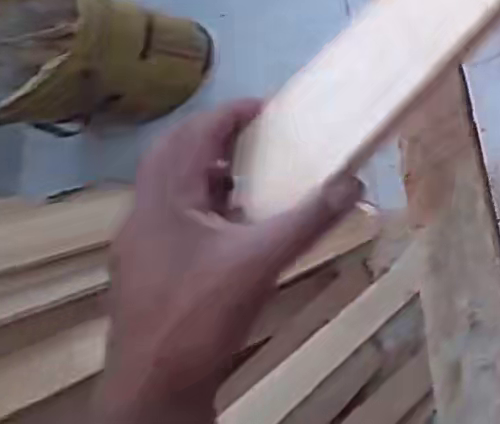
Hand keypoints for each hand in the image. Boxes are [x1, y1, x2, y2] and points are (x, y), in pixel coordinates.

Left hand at [93, 100, 363, 423]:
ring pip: (173, 184)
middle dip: (216, 134)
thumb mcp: (265, 260)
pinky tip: (243, 212)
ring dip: (212, 164)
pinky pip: (179, 211)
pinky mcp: (151, 267)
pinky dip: (210, 195)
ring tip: (258, 162)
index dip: (225, 115)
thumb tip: (355, 181)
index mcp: (162, 205)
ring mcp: (143, 245)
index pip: (187, 138)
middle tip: (262, 127)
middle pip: (172, 155)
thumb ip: (312, 217)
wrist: (153, 393)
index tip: (266, 107)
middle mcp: (144, 218)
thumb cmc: (201, 316)